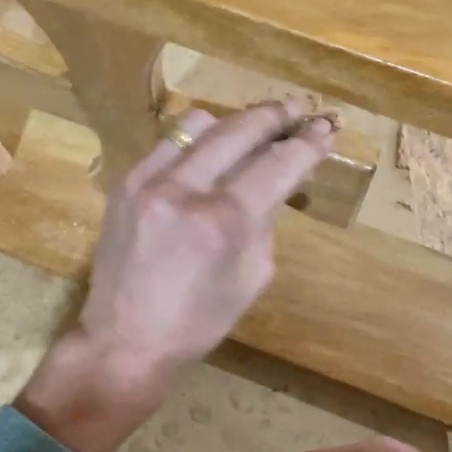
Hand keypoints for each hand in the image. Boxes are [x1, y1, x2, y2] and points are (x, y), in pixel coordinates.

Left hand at [17, 103, 334, 451]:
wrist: (125, 340)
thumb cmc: (198, 321)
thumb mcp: (252, 277)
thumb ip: (267, 221)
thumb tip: (276, 180)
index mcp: (224, 222)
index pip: (277, 164)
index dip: (308, 143)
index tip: (325, 128)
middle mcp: (186, 190)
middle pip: (240, 129)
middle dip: (276, 116)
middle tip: (299, 112)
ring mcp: (149, 182)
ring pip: (200, 124)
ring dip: (234, 123)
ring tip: (253, 132)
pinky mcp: (125, 183)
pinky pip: (169, 143)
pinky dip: (197, 143)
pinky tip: (210, 154)